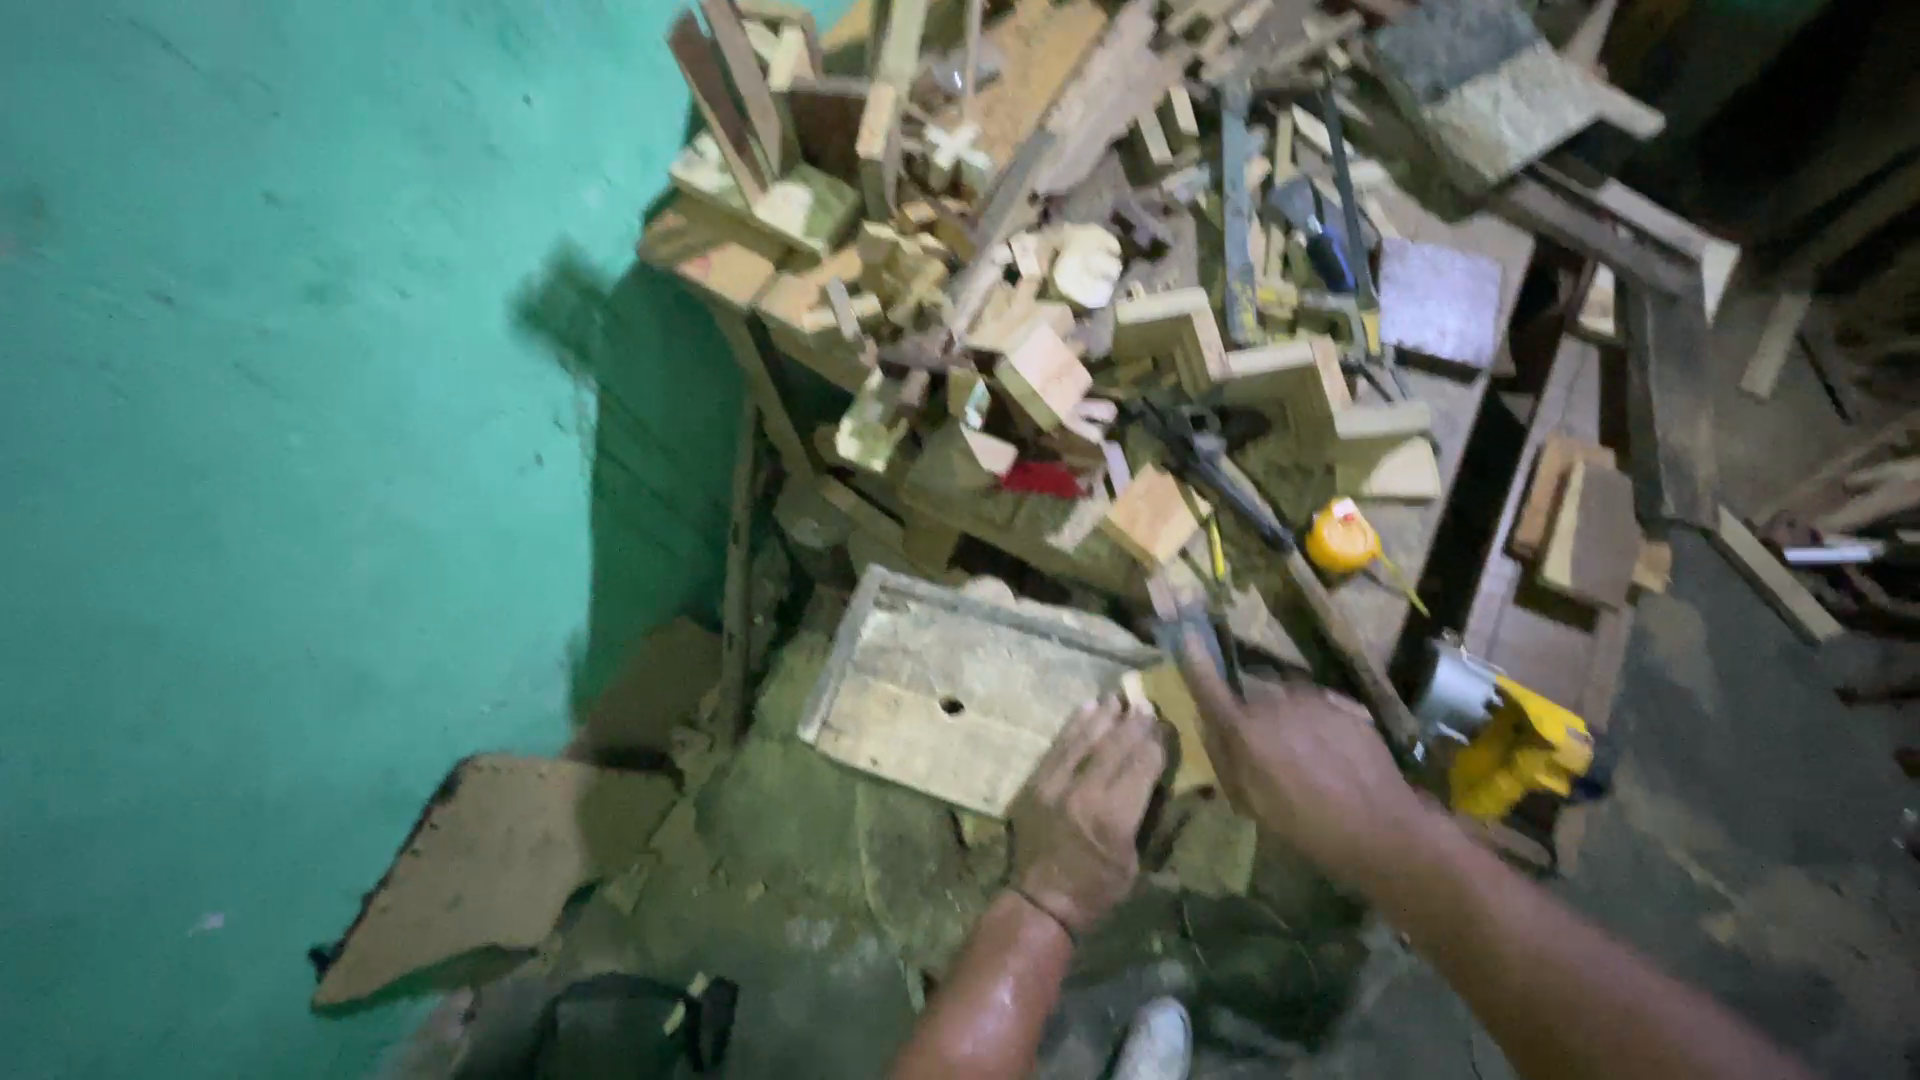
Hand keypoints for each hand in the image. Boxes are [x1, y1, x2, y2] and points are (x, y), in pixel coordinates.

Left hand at [1008, 695, 1164, 935]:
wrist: (1040, 902)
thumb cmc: (1096, 889)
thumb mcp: (1134, 862)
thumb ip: (1144, 817)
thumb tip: (1156, 779)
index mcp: (1115, 818)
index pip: (1141, 766)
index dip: (1155, 743)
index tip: (1165, 725)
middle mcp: (1084, 794)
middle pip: (1114, 747)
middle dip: (1133, 724)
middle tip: (1145, 704)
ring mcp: (1054, 785)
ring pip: (1083, 740)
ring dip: (1102, 716)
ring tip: (1117, 698)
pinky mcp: (1035, 783)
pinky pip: (1057, 746)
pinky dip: (1073, 725)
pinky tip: (1086, 709)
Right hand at [1175, 632, 1435, 888]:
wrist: (1383, 828)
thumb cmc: (1306, 824)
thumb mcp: (1250, 801)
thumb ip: (1223, 756)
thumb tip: (1207, 722)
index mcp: (1245, 727)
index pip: (1208, 685)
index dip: (1195, 660)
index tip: (1186, 636)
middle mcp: (1275, 701)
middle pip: (1251, 691)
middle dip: (1249, 708)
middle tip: (1261, 744)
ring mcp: (1314, 699)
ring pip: (1285, 696)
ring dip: (1283, 713)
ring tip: (1300, 751)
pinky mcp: (1345, 705)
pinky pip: (1316, 706)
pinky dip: (1313, 721)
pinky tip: (1329, 754)